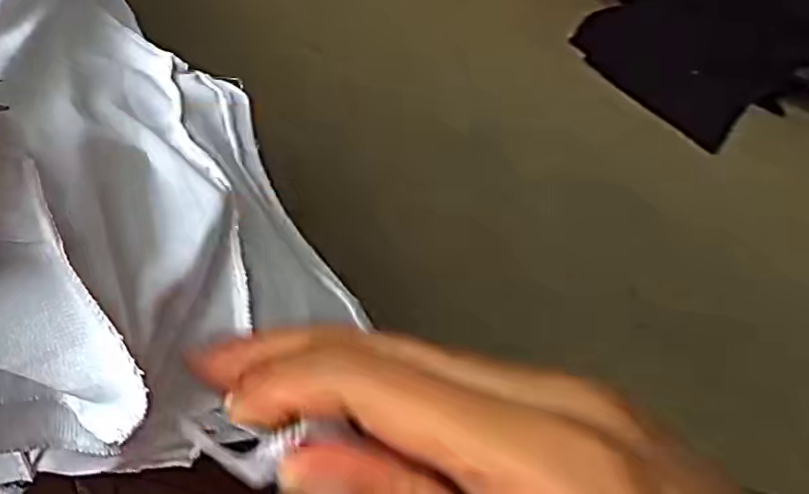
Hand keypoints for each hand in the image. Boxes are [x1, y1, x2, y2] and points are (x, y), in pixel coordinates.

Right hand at [190, 329, 734, 493]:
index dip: (281, 379)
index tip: (230, 395)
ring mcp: (585, 403)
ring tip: (262, 375)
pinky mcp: (590, 416)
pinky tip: (343, 397)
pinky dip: (379, 379)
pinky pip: (448, 375)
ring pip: (405, 351)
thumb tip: (304, 464)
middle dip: (282, 349)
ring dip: (322, 361)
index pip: (367, 373)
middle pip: (377, 344)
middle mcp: (567, 403)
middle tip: (217, 361)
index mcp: (553, 446)